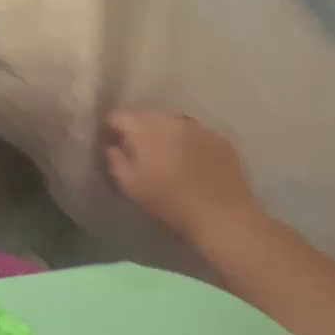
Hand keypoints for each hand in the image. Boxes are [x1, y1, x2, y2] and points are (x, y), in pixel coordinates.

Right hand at [104, 109, 262, 241]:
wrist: (224, 219)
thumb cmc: (170, 203)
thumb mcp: (130, 187)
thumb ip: (114, 160)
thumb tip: (112, 146)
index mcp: (145, 127)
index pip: (118, 116)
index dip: (111, 130)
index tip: (113, 147)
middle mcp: (171, 118)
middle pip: (145, 115)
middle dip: (138, 131)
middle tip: (140, 155)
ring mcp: (198, 126)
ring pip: (172, 123)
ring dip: (165, 135)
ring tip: (168, 158)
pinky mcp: (220, 138)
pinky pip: (196, 134)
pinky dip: (189, 143)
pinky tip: (194, 164)